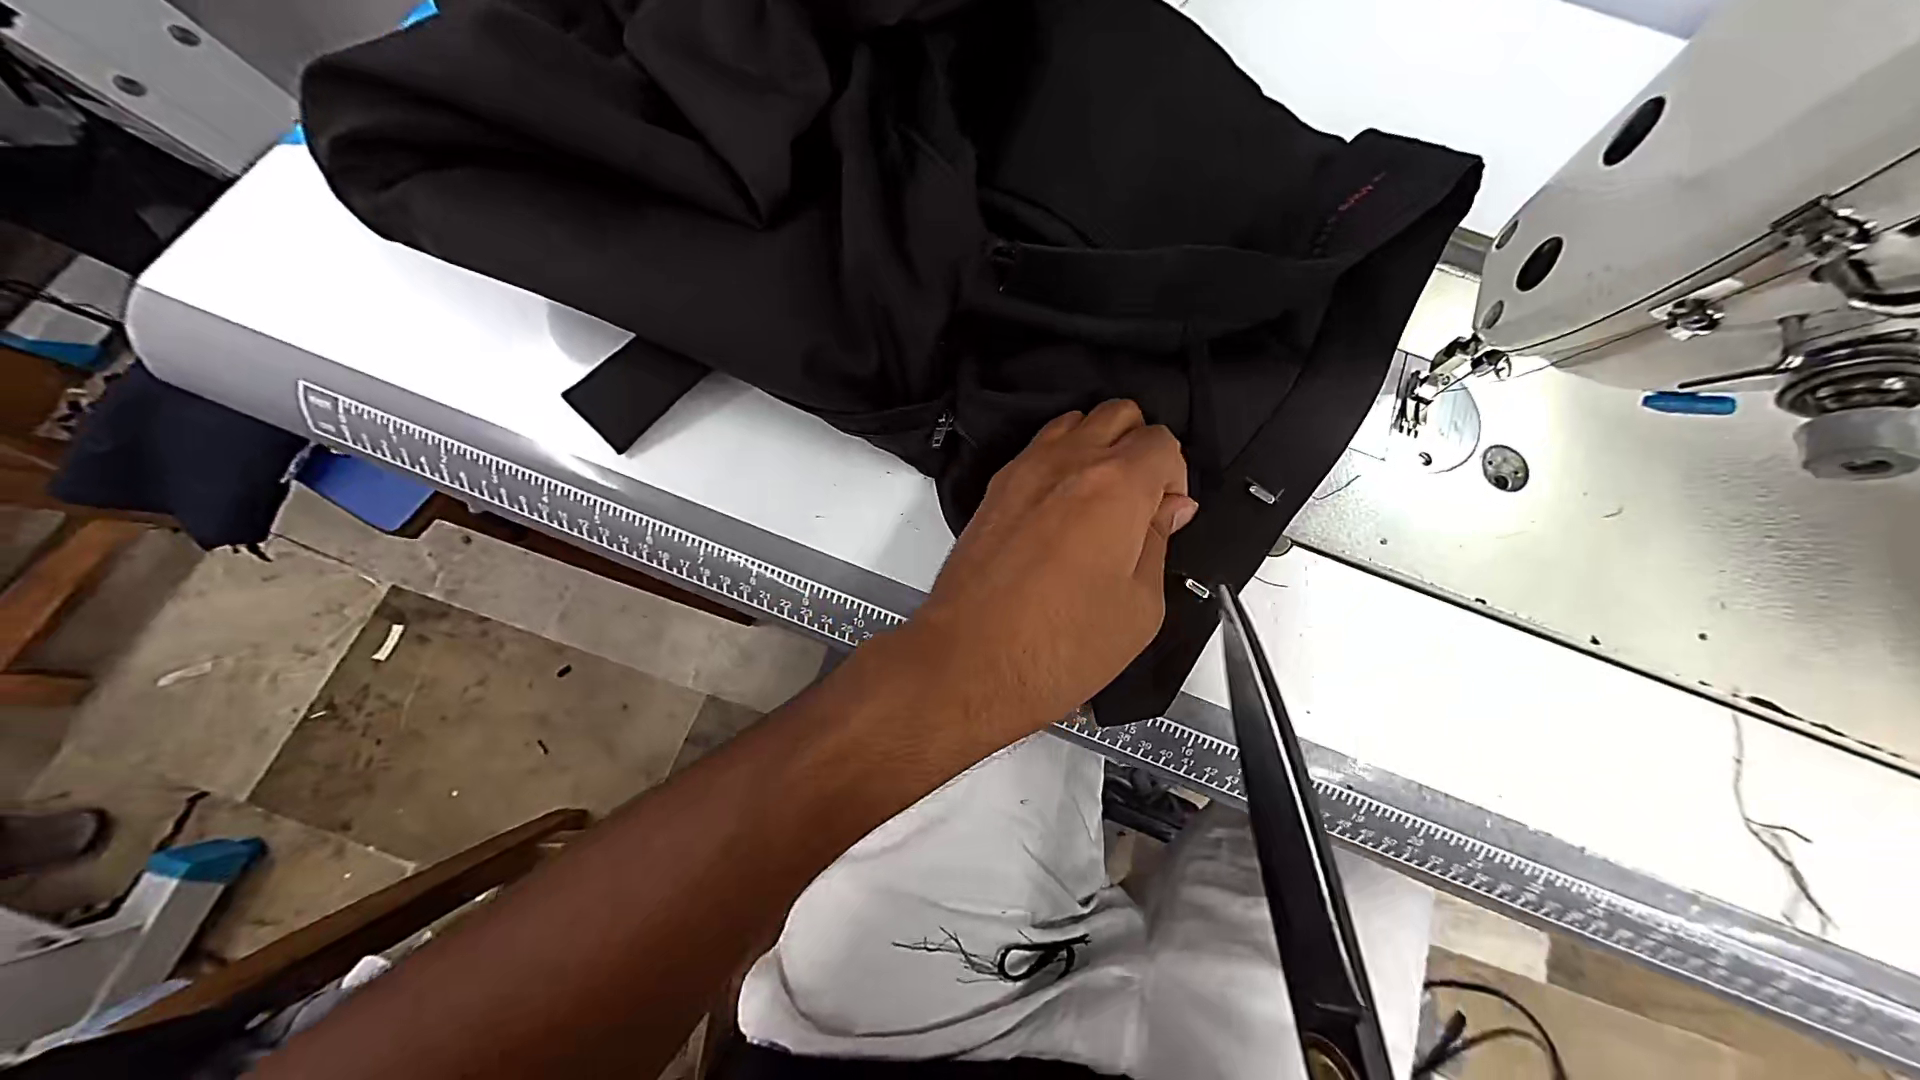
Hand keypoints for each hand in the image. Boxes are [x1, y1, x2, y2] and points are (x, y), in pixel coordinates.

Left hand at [894, 399, 1196, 736]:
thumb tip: (1169, 510)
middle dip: (1140, 447)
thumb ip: (1158, 542)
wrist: (970, 663)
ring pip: (1074, 423)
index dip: (1175, 477)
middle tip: (1141, 501)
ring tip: (1102, 502)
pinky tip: (1062, 507)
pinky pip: (1036, 450)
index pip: (1163, 442)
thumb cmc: (1053, 647)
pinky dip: (1059, 462)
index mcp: (1116, 486)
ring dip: (1097, 447)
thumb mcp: (1140, 607)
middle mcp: (1067, 464)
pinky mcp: (995, 491)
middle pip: (1119, 415)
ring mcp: (1024, 472)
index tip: (1166, 512)